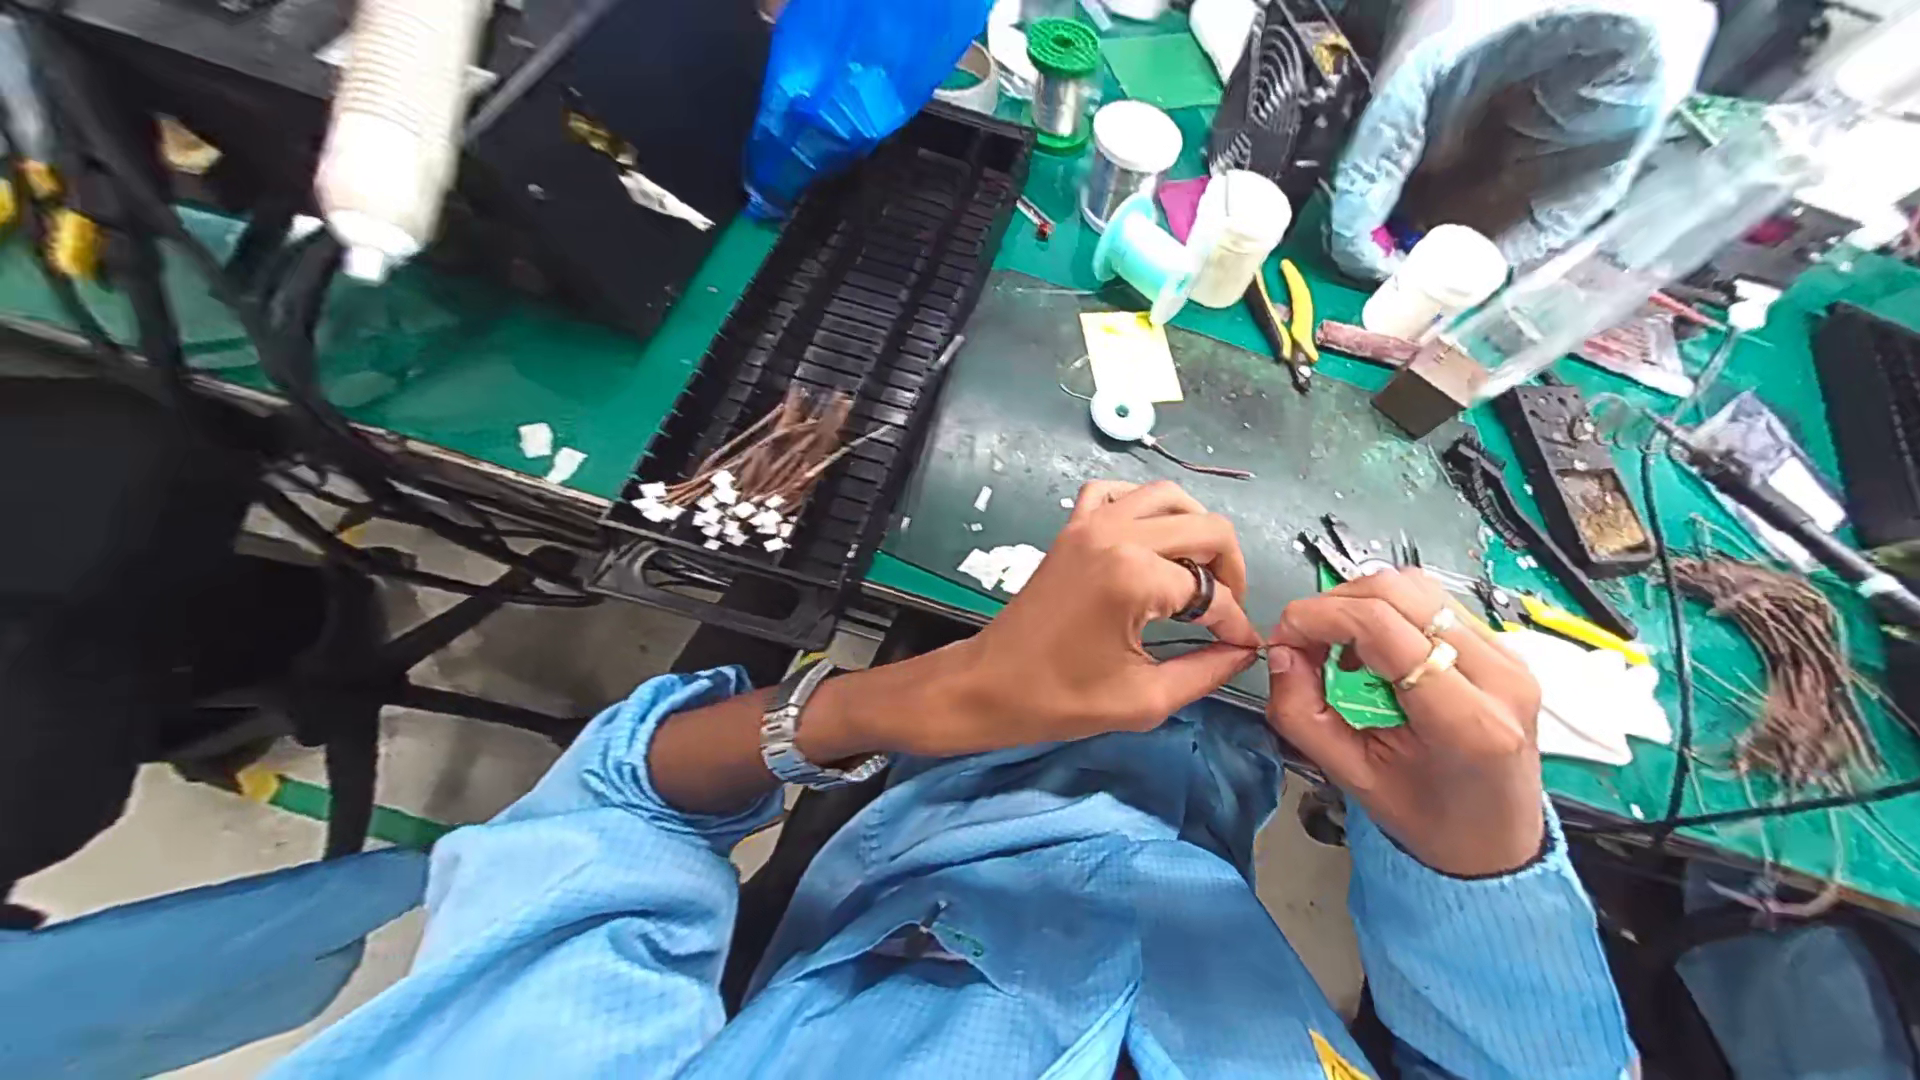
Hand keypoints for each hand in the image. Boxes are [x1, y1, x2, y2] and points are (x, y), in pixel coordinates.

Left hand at [884, 480, 1261, 757]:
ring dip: (1194, 528)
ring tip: (1198, 572)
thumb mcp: (1144, 699)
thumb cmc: (1060, 700)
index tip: (1241, 648)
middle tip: (1226, 611)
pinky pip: (1113, 493)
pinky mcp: (1070, 529)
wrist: (990, 685)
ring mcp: (1088, 524)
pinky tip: (1149, 539)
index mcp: (1134, 577)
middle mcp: (1115, 535)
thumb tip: (1243, 650)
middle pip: (1205, 527)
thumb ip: (1206, 671)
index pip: (1211, 593)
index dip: (1235, 625)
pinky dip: (1141, 506)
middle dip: (1230, 570)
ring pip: (1166, 496)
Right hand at [1264, 569, 1545, 876]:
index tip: (1284, 639)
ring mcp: (1508, 657)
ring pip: (1413, 584)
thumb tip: (1281, 653)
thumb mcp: (1348, 774)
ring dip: (1355, 602)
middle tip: (1302, 640)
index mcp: (1465, 721)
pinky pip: (1428, 601)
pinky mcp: (1501, 649)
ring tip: (1334, 643)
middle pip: (1397, 591)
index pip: (1380, 626)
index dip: (1316, 618)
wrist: (1497, 842)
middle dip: (1330, 605)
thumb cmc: (1427, 817)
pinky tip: (1367, 646)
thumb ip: (1300, 712)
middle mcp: (1499, 677)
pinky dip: (1380, 610)